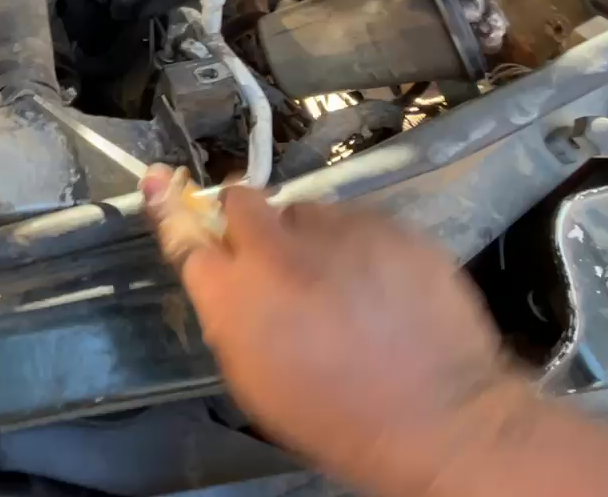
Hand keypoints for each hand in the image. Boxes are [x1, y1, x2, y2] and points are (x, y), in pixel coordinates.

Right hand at [142, 164, 525, 490]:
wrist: (448, 427)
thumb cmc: (335, 416)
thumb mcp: (254, 375)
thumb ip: (226, 308)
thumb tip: (217, 265)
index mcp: (232, 293)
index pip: (183, 229)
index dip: (169, 203)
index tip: (158, 181)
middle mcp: (273, 250)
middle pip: (240, 199)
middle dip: (248, 217)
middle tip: (275, 252)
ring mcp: (336, 231)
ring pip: (305, 211)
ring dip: (310, 236)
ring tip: (343, 280)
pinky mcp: (389, 228)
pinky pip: (359, 221)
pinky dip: (361, 244)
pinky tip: (383, 285)